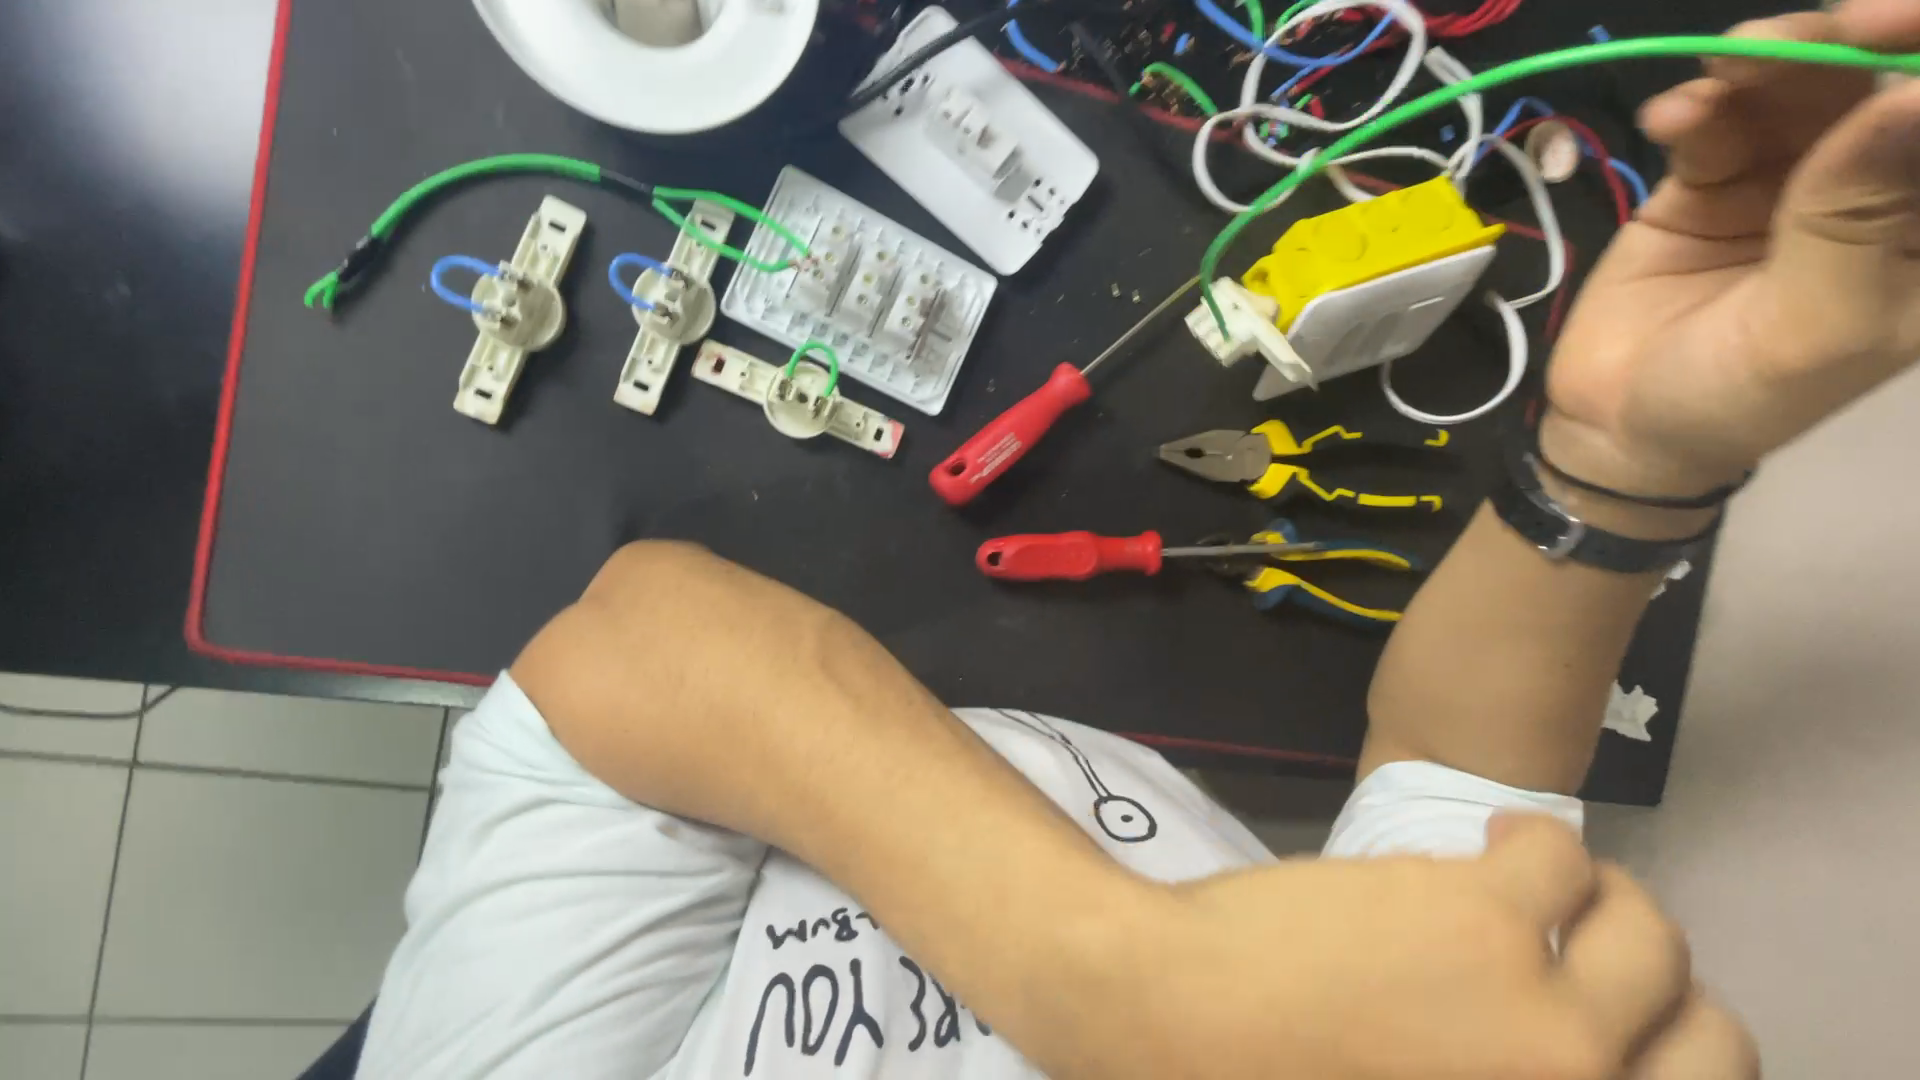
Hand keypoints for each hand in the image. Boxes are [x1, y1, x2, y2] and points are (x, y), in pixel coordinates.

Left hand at [1062, 816, 1753, 1079]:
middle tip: (1587, 938)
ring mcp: (1545, 1016)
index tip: (1618, 1016)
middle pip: (1711, 1038)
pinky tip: (1491, 839)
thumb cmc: (1267, 1073)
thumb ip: (1478, 1071)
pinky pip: (1555, 855)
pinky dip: (1537, 839)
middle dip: (1656, 982)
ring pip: (1647, 931)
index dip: (1667, 1053)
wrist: (1178, 1014)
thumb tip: (1529, 1035)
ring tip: (1536, 873)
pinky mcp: (1481, 918)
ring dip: (1604, 896)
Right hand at [1544, 0, 1919, 493]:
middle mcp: (1884, 186)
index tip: (1887, 34)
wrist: (1615, 428)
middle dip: (1857, 39)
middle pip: (1897, 80)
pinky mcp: (1710, 187)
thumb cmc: (1734, 399)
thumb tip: (1902, 98)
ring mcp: (1794, 181)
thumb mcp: (1814, 327)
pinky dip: (1697, 107)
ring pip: (1808, 85)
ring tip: (1720, 68)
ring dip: (1771, 61)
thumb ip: (1854, 222)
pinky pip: (1720, 123)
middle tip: (1795, 41)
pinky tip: (1669, 119)